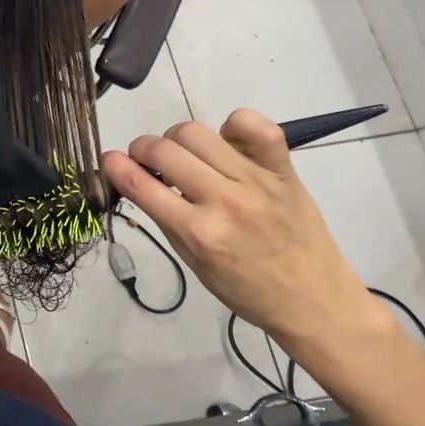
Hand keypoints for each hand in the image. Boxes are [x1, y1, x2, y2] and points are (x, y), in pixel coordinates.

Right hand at [100, 109, 390, 350]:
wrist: (315, 301)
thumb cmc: (246, 291)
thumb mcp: (194, 264)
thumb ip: (167, 220)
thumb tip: (140, 184)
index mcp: (198, 233)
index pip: (142, 186)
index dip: (115, 167)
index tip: (109, 160)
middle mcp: (224, 201)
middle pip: (165, 150)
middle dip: (141, 148)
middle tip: (144, 160)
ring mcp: (256, 182)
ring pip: (198, 133)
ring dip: (175, 138)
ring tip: (181, 153)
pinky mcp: (284, 172)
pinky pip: (259, 128)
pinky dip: (235, 123)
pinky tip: (226, 139)